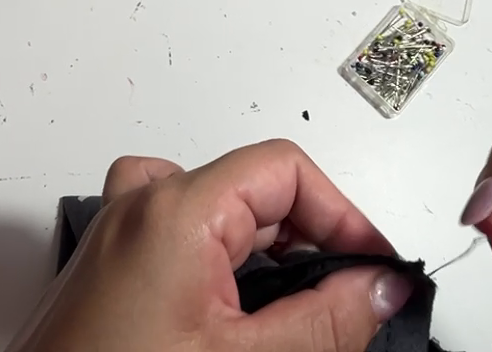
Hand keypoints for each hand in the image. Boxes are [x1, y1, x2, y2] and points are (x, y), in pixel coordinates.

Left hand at [7, 139, 413, 351]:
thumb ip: (324, 322)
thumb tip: (380, 285)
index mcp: (174, 208)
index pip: (284, 169)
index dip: (341, 214)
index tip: (376, 266)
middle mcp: (141, 202)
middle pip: (253, 187)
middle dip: (310, 241)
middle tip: (348, 301)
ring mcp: (120, 227)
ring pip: (218, 206)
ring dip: (267, 250)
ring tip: (295, 310)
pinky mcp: (111, 258)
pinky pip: (178, 224)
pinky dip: (220, 252)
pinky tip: (230, 301)